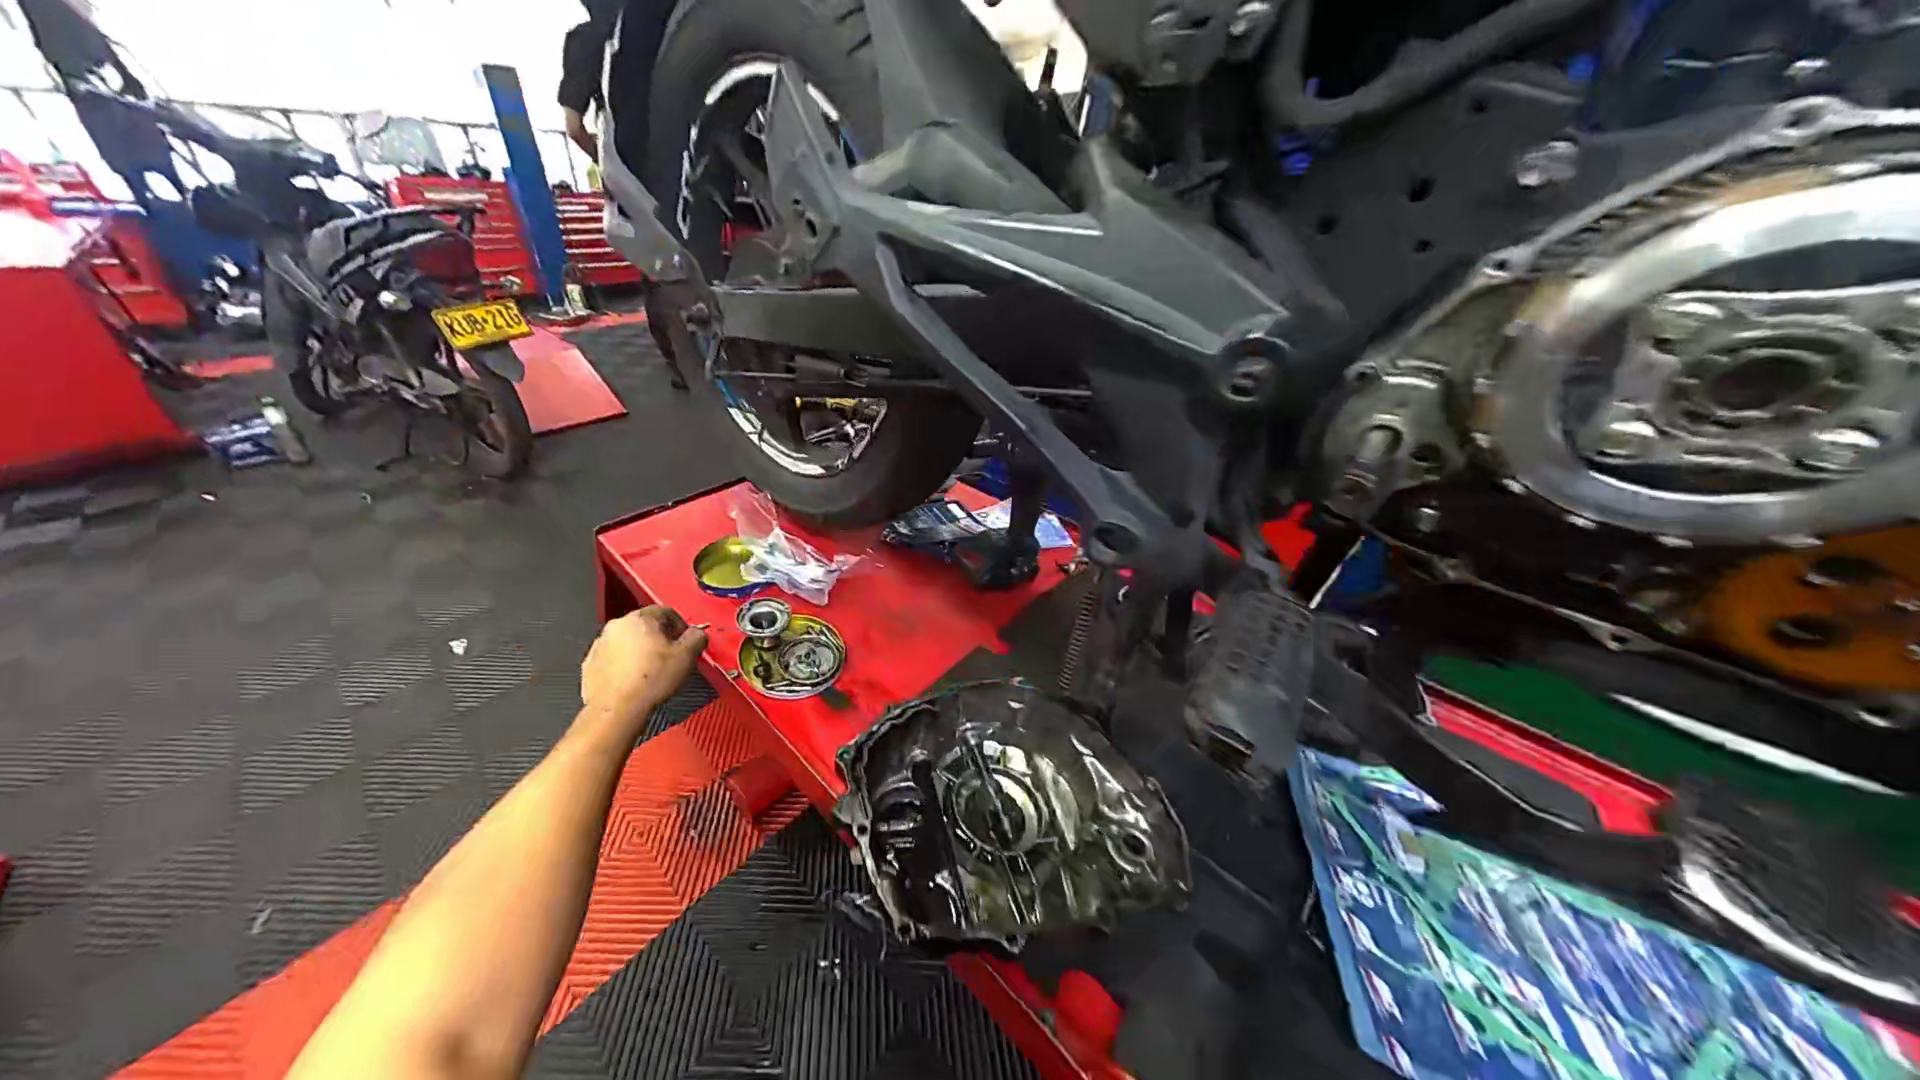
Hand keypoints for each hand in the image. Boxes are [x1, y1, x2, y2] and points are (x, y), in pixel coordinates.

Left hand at [580, 606, 707, 725]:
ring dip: (640, 651)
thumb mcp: (687, 656)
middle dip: (659, 638)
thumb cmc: (651, 680)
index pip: (666, 611)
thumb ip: (697, 638)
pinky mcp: (590, 664)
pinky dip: (624, 665)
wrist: (616, 709)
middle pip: (645, 625)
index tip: (685, 641)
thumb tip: (697, 634)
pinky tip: (634, 680)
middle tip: (671, 657)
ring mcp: (600, 644)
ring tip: (652, 672)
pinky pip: (613, 658)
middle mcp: (617, 626)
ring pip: (627, 642)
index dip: (680, 626)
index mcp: (641, 618)